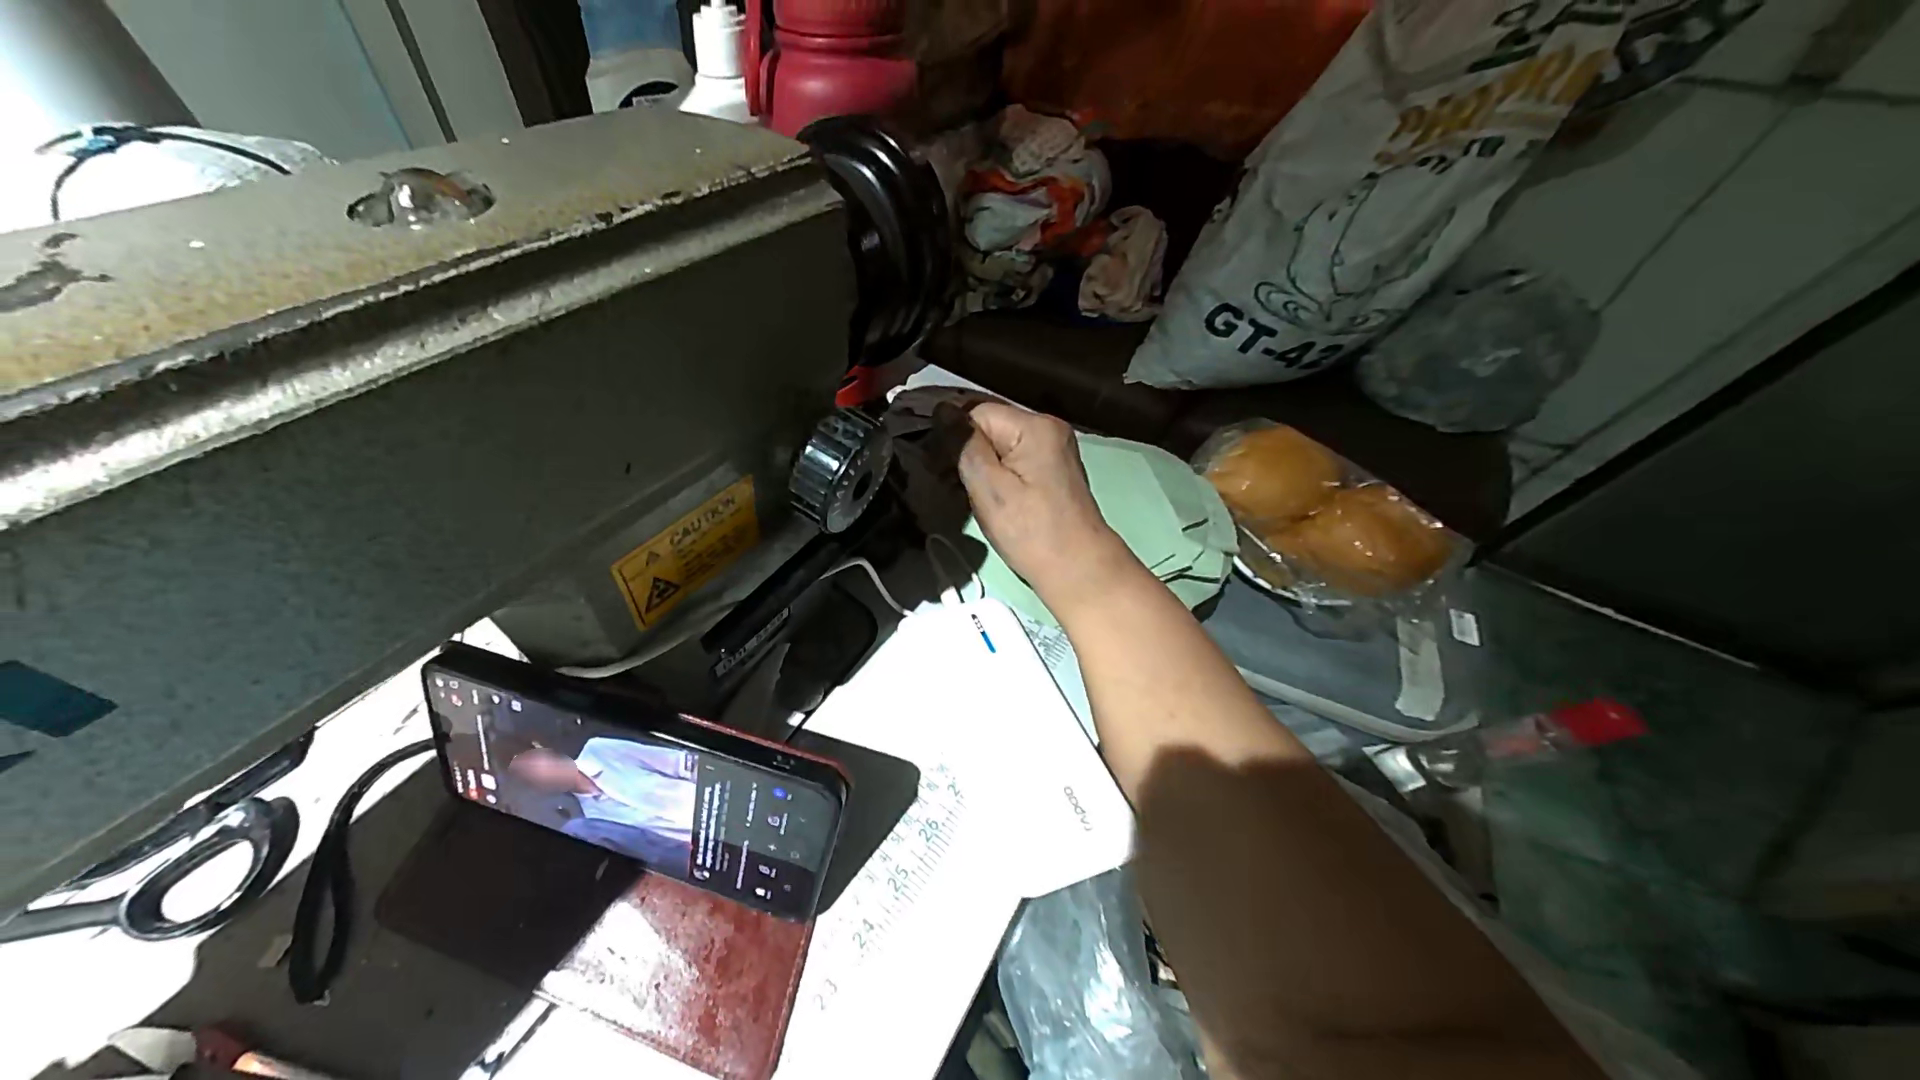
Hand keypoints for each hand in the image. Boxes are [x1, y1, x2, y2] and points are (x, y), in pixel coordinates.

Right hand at [957, 403, 1137, 610]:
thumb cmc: (1032, 533)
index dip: (953, 436)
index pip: (976, 412)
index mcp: (1035, 427)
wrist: (1079, 570)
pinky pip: (1014, 458)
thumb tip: (943, 413)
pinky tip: (986, 495)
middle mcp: (1049, 428)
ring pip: (1000, 443)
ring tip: (963, 491)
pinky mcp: (1053, 469)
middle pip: (989, 425)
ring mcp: (1054, 449)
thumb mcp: (989, 488)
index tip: (938, 467)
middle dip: (964, 449)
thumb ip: (964, 446)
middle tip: (946, 481)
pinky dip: (996, 472)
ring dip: (979, 463)